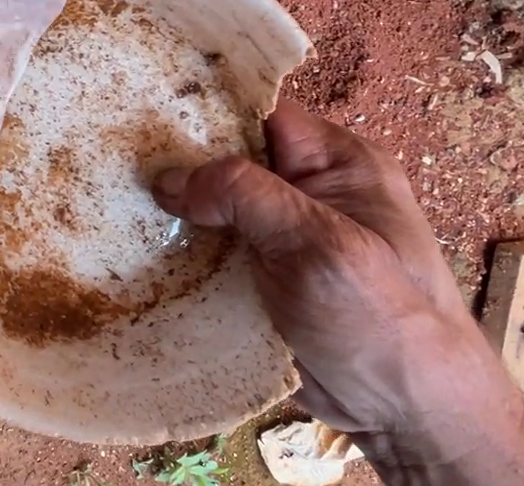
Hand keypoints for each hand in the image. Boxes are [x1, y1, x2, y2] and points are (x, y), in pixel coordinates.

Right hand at [151, 101, 523, 474]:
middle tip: (114, 149)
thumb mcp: (322, 247)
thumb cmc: (387, 326)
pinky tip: (134, 232)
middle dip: (172, 152)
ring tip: (112, 188)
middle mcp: (304, 186)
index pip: (257, 109)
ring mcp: (277, 230)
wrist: (411, 423)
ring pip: (206, 196)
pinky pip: (204, 237)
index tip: (139, 101)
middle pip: (222, 149)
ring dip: (167, 199)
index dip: (202, 103)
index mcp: (337, 163)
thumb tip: (167, 180)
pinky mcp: (254, 268)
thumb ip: (246, 196)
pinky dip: (173, 237)